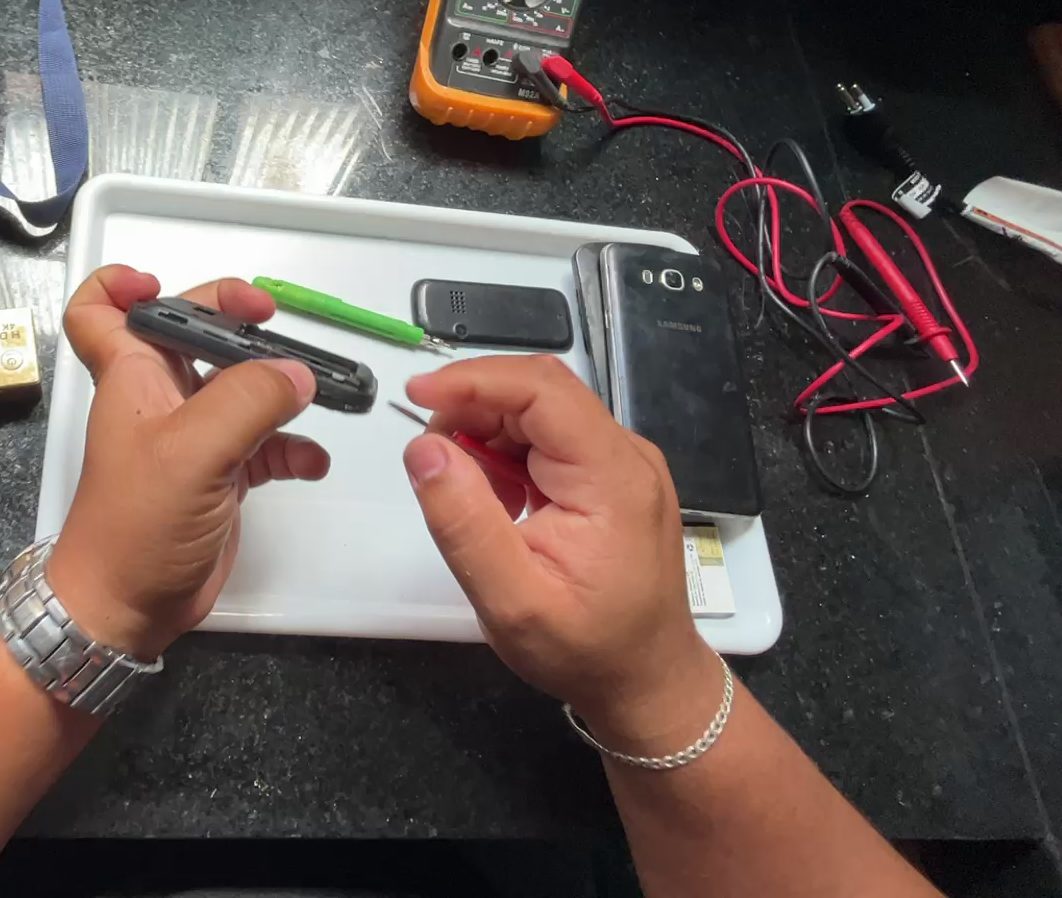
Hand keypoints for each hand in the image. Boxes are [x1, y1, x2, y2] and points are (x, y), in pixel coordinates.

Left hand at [47, 266, 331, 659]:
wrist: (130, 608)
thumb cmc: (138, 524)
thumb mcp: (192, 451)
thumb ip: (247, 401)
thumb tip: (297, 373)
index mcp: (133, 376)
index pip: (100, 310)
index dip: (121, 285)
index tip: (162, 282)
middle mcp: (162, 397)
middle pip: (194, 336)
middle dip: (234, 323)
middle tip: (271, 324)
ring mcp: (194, 436)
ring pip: (239, 387)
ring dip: (278, 386)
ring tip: (319, 393)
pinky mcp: (221, 474)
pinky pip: (263, 443)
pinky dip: (291, 446)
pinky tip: (311, 461)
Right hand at [401, 356, 725, 752]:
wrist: (646, 681)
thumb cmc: (585, 649)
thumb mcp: (510, 600)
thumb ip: (463, 523)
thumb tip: (423, 448)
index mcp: (612, 478)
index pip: (540, 390)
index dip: (473, 380)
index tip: (415, 394)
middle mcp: (624, 454)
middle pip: (536, 391)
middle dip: (471, 406)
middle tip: (431, 454)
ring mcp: (618, 461)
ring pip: (534, 409)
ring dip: (483, 432)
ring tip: (467, 492)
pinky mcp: (605, 472)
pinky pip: (542, 436)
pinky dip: (501, 453)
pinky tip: (495, 499)